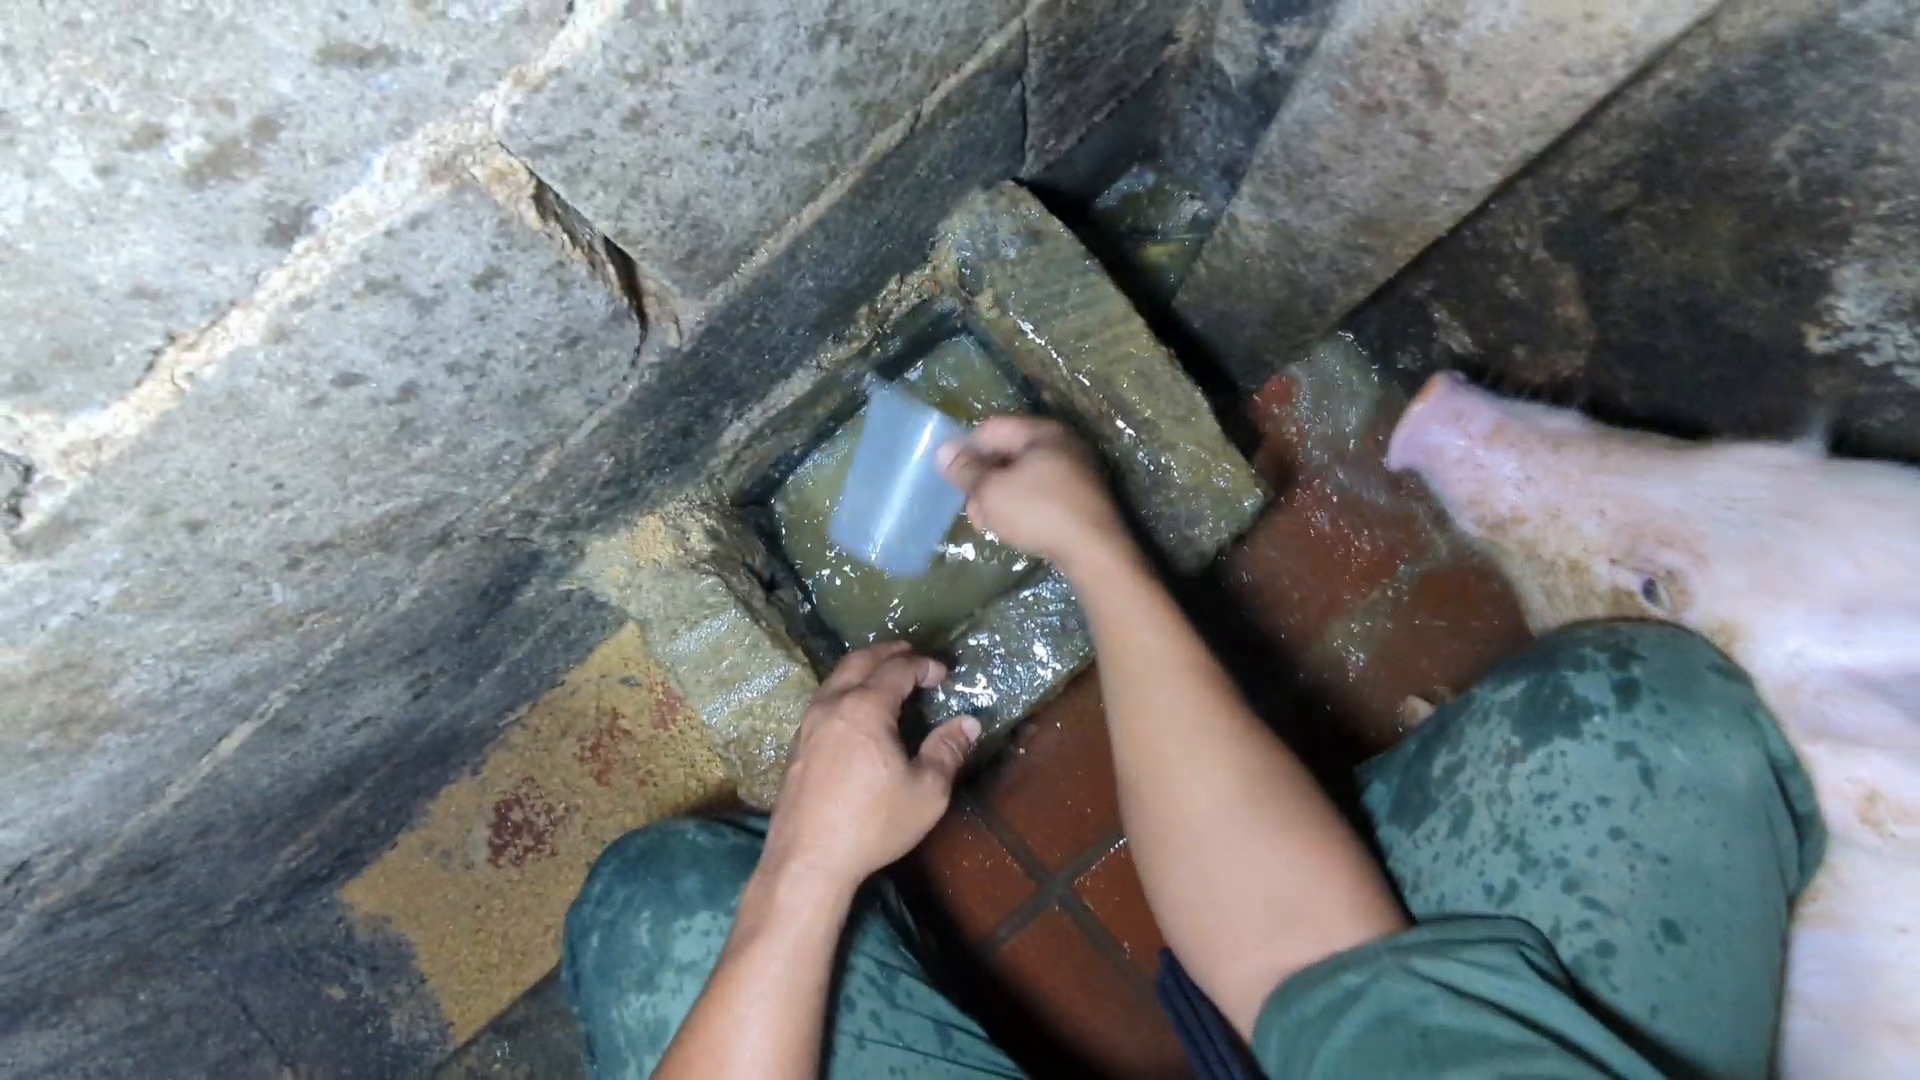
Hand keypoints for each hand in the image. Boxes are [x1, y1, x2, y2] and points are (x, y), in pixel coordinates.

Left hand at [762, 642, 981, 887]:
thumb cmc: (872, 823)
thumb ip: (948, 751)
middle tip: (910, 651)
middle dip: (887, 652)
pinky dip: (845, 689)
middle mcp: (833, 705)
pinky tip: (855, 709)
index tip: (943, 674)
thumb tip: (969, 723)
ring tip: (883, 673)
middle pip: (859, 661)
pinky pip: (824, 700)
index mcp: (865, 707)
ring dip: (863, 668)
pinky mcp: (797, 745)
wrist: (808, 860)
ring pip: (836, 679)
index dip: (923, 666)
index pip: (897, 669)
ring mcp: (809, 724)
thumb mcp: (926, 790)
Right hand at [938, 416, 1130, 567]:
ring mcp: (1076, 471)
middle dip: (983, 481)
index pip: (991, 429)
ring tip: (990, 525)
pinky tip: (1014, 529)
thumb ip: (966, 470)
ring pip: (1022, 477)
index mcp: (1042, 432)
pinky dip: (1022, 507)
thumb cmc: (1039, 512)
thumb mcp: (992, 490)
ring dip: (999, 498)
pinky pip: (1040, 494)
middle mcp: (1062, 444)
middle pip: (1007, 453)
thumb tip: (943, 451)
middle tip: (974, 512)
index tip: (953, 481)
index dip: (966, 451)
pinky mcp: (1081, 498)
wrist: (1095, 551)